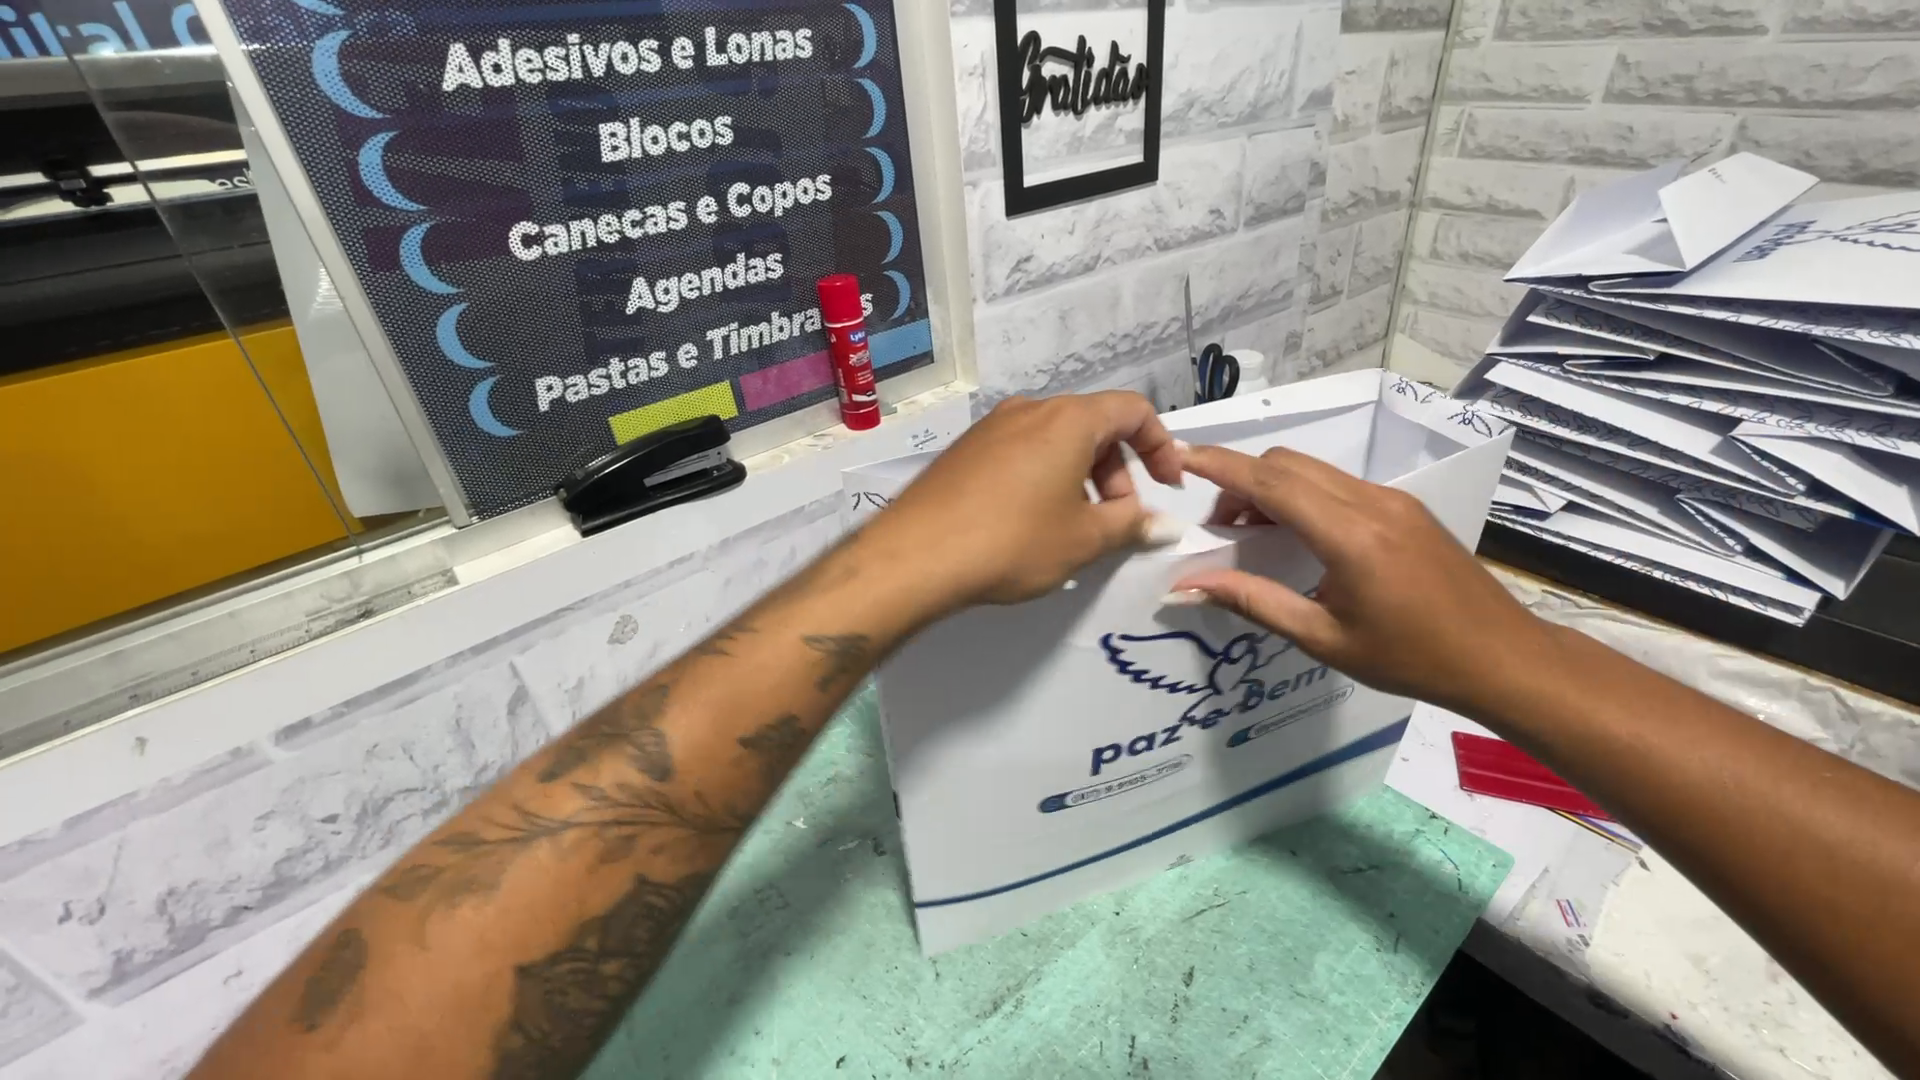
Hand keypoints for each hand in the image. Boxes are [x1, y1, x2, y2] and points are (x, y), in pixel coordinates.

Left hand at [869, 392, 1186, 610]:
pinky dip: (1043, 479)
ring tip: (1072, 528)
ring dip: (1080, 478)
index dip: (1160, 446)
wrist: (914, 556)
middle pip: (1092, 426)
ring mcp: (991, 428)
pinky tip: (1029, 524)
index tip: (1166, 487)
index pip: (1133, 410)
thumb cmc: (1013, 541)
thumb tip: (1162, 525)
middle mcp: (1029, 410)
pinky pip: (1020, 454)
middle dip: (1117, 471)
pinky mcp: (964, 451)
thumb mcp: (1083, 539)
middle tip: (1115, 520)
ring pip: (1054, 442)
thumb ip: (1131, 526)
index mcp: (1068, 419)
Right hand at [1170, 444, 1556, 713]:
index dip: (1219, 465)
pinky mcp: (1404, 507)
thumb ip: (1253, 602)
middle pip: (1287, 464)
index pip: (1270, 482)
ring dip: (1270, 488)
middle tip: (1221, 528)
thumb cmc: (1410, 657)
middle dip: (1240, 482)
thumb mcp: (1322, 638)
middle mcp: (1371, 503)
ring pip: (1312, 470)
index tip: (1178, 455)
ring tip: (1253, 533)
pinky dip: (1300, 495)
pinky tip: (1298, 535)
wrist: (1502, 657)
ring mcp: (1392, 500)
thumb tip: (1188, 586)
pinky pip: (1336, 483)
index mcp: (1350, 536)